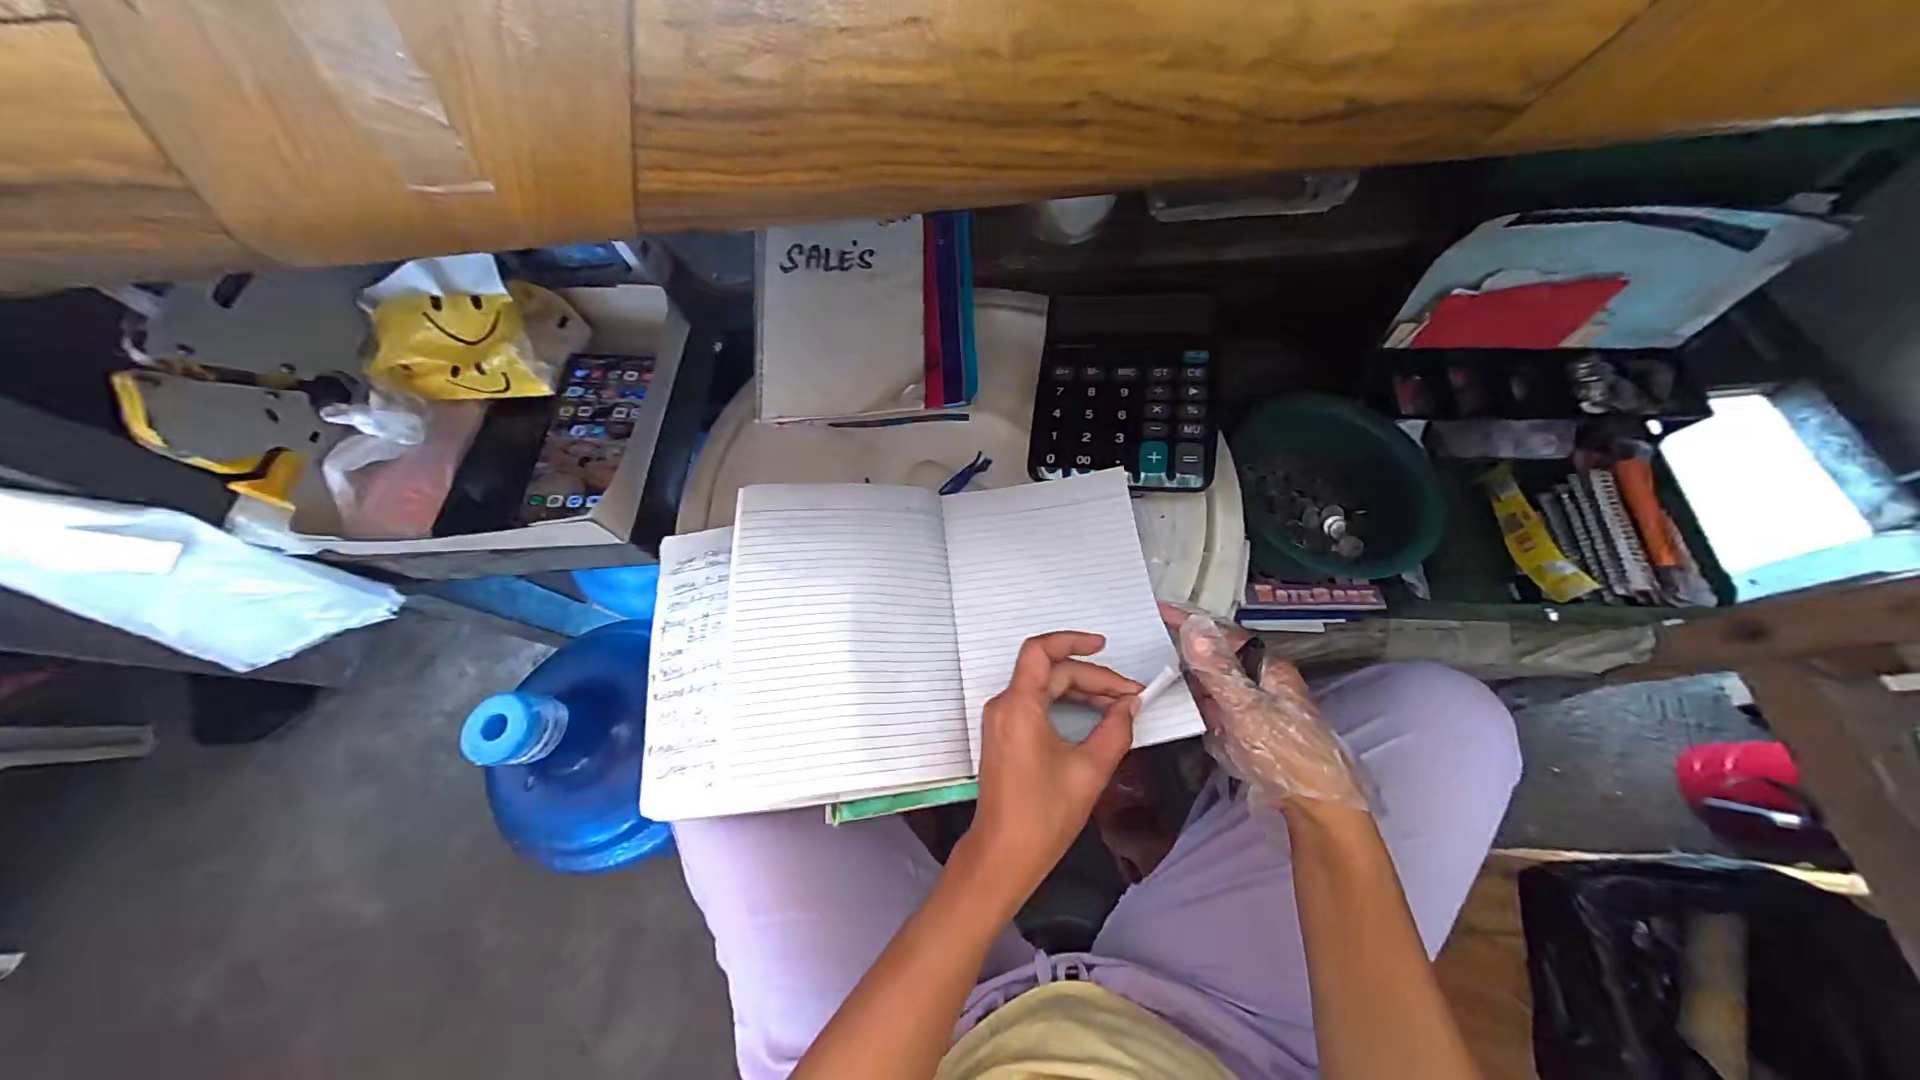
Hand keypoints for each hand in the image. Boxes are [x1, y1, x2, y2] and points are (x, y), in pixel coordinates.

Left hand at [967, 632, 1141, 897]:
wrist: (1003, 854)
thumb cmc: (1043, 815)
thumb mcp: (1089, 770)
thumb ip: (1115, 730)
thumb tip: (1130, 706)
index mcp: (1018, 706)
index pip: (1040, 651)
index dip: (1072, 641)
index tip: (1103, 646)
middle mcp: (1004, 705)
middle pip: (1049, 672)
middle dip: (1092, 678)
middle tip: (1130, 696)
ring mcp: (1000, 720)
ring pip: (1043, 687)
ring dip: (1080, 691)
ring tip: (1119, 705)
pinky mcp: (1004, 734)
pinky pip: (1036, 704)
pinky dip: (1065, 704)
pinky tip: (1094, 716)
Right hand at [1157, 603, 1368, 810]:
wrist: (1314, 810)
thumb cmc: (1286, 753)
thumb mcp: (1246, 707)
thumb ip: (1217, 668)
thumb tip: (1193, 626)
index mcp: (1267, 669)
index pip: (1223, 635)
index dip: (1191, 622)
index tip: (1160, 610)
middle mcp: (1259, 684)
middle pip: (1216, 659)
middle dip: (1185, 651)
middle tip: (1148, 642)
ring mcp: (1251, 710)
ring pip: (1211, 685)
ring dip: (1187, 680)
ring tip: (1154, 672)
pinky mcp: (1243, 734)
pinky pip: (1211, 711)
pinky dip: (1194, 707)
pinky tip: (1175, 706)